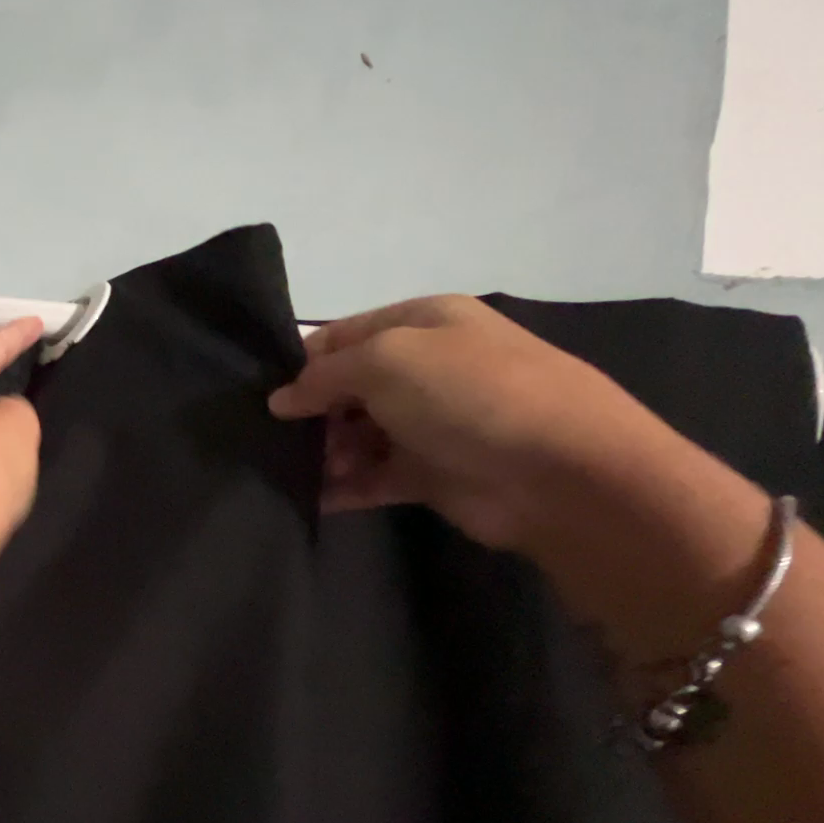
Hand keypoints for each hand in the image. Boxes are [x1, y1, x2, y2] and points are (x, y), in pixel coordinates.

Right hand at [266, 295, 676, 549]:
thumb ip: (322, 375)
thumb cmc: (471, 396)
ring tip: (299, 473)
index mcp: (423, 324)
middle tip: (277, 440)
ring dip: (323, 454)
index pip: (340, 337)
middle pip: (344, 389)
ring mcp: (429, 423)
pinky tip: (311, 499)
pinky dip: (340, 488)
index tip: (260, 396)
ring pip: (354, 436)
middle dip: (309, 414)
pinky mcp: (430, 473)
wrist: (563, 475)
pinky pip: (370, 477)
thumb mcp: (386, 360)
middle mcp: (425, 369)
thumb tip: (280, 400)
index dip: (299, 364)